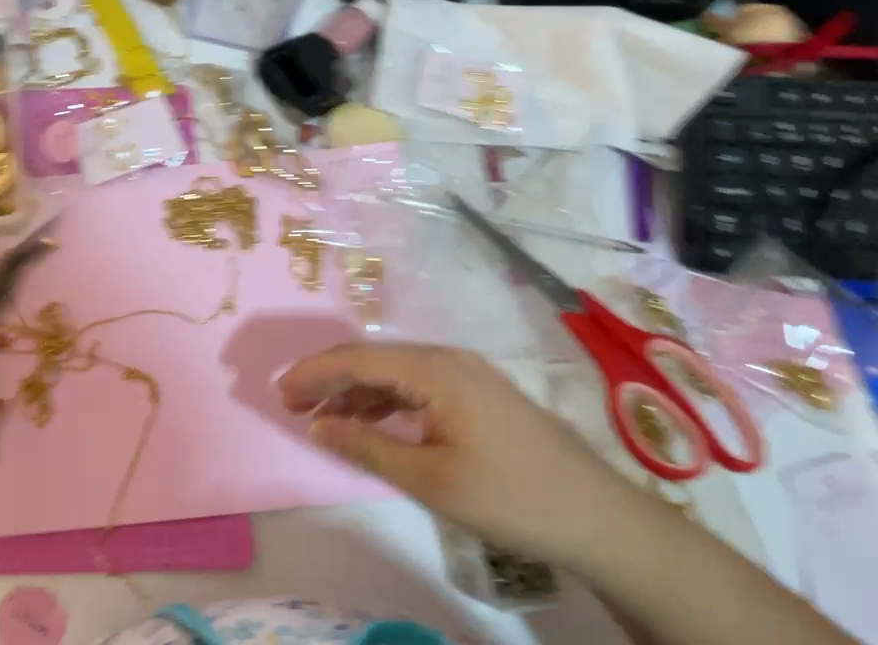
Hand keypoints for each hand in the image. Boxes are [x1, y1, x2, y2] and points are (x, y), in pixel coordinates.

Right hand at [279, 342, 646, 566]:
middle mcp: (449, 359)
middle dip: (329, 379)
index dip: (314, 373)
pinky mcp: (479, 394)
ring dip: (356, 392)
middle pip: (374, 359)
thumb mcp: (429, 479)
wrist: (600, 518)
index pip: (358, 359)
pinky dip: (386, 401)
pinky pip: (417, 386)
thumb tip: (316, 424)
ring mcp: (468, 374)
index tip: (278, 391)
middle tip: (291, 403)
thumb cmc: (510, 497)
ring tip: (321, 417)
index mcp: (436, 369)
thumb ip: (366, 446)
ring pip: (395, 372)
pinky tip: (369, 422)